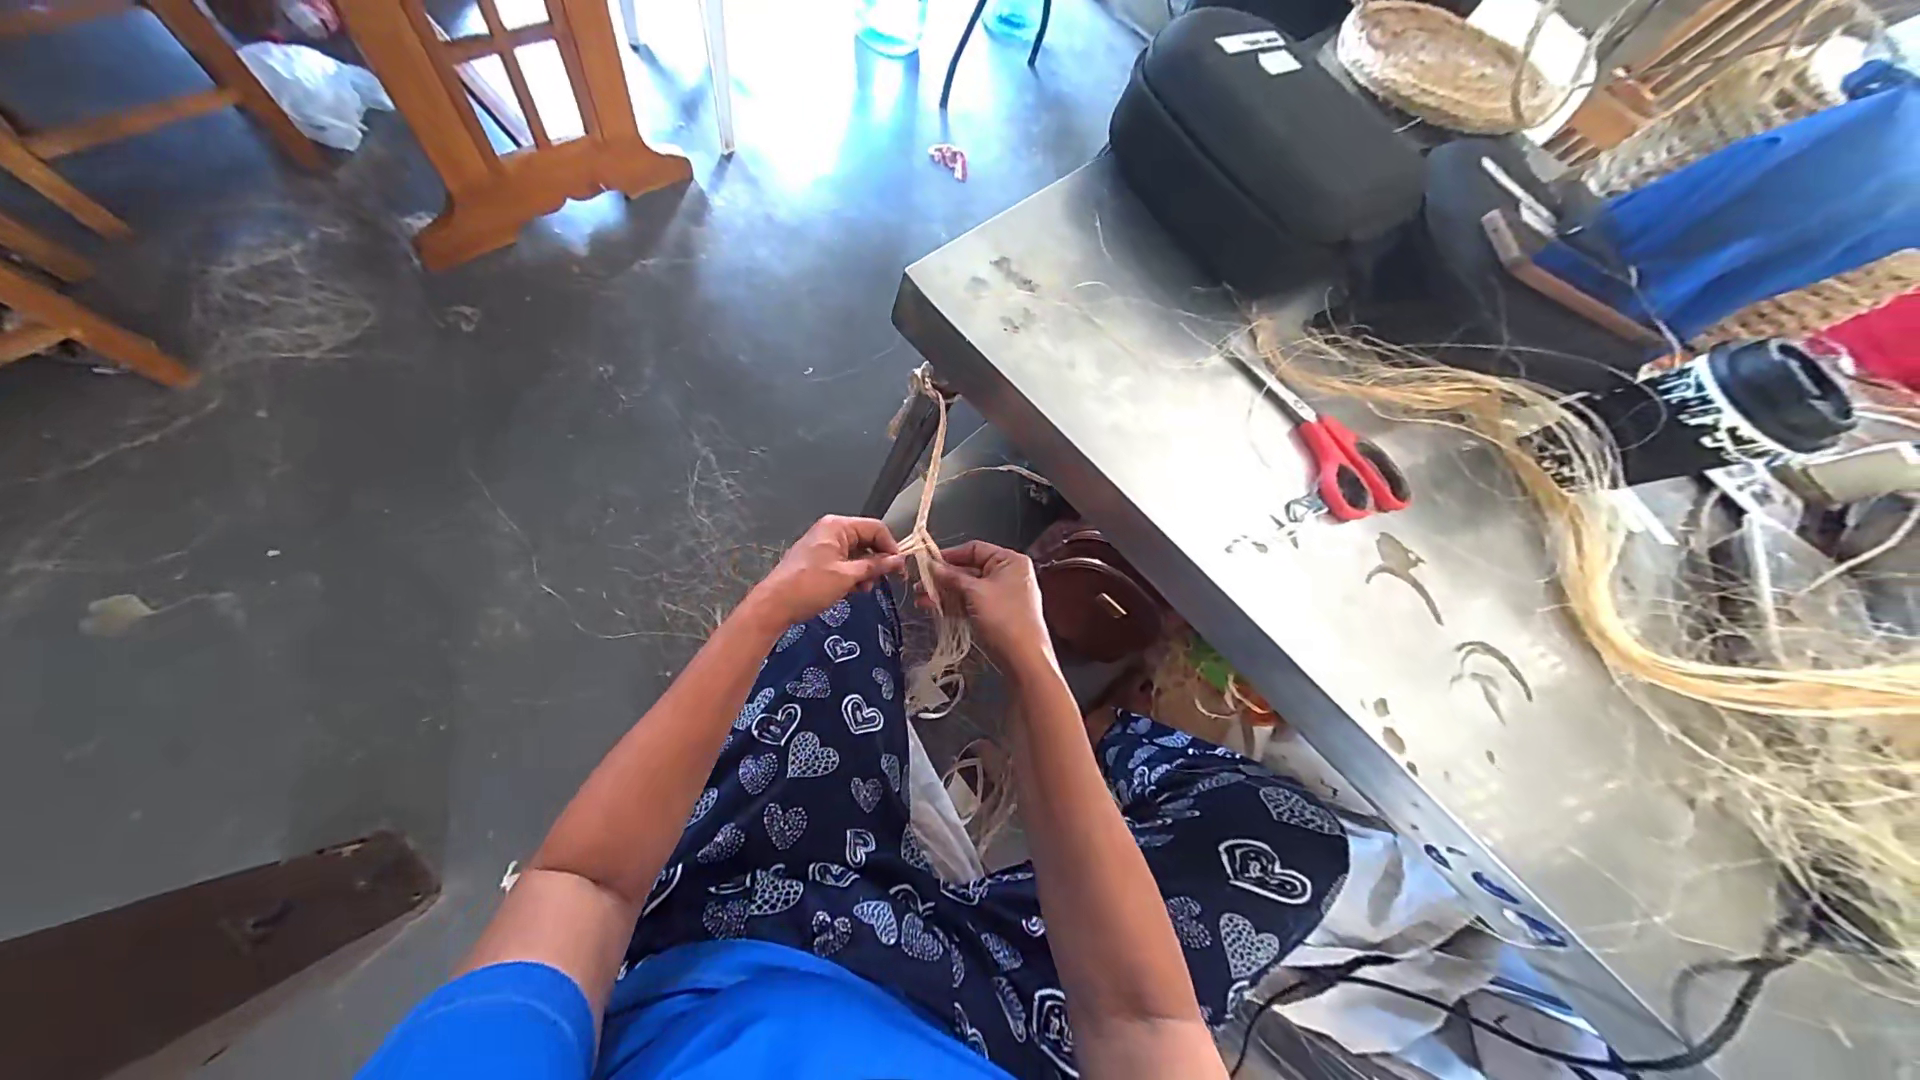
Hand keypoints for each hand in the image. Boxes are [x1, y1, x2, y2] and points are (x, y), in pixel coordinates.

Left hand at [746, 515, 904, 627]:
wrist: (774, 605)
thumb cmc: (810, 586)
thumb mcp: (847, 576)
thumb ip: (876, 566)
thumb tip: (898, 561)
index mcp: (837, 526)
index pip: (876, 528)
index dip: (891, 547)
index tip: (899, 568)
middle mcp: (831, 530)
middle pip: (867, 539)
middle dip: (878, 560)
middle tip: (885, 580)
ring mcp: (824, 544)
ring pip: (857, 553)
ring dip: (866, 570)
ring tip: (864, 588)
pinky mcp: (819, 559)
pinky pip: (845, 562)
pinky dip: (853, 574)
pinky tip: (853, 589)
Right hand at [921, 540, 1058, 680]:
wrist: (1024, 659)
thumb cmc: (1004, 619)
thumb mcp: (975, 593)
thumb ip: (952, 577)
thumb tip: (932, 566)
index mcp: (1010, 561)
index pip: (975, 549)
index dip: (950, 554)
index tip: (927, 562)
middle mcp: (1008, 574)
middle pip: (970, 569)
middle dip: (943, 577)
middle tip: (919, 582)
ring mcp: (1002, 596)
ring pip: (968, 588)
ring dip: (944, 592)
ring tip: (921, 597)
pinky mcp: (995, 614)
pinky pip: (971, 603)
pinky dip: (954, 605)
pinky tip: (932, 607)